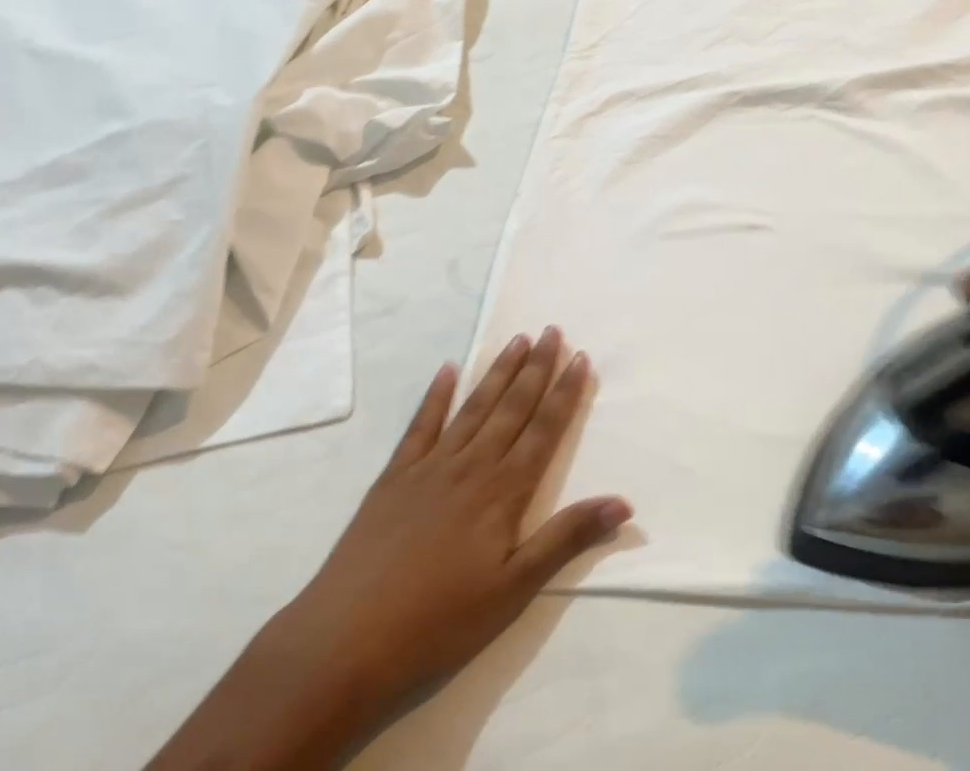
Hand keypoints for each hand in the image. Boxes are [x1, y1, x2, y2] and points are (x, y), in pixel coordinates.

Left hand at [280, 327, 631, 713]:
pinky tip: (446, 371)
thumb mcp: (514, 588)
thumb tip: (622, 502)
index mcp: (502, 493)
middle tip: (552, 331)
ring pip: (471, 408)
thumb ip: (566, 538)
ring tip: (515, 340)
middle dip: (535, 369)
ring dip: (496, 373)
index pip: (544, 431)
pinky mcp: (392, 479)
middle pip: (510, 408)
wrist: (346, 637)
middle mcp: (469, 468)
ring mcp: (427, 469)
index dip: (565, 394)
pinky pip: (420, 426)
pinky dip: (435, 396)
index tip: (580, 358)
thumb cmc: (441, 619)